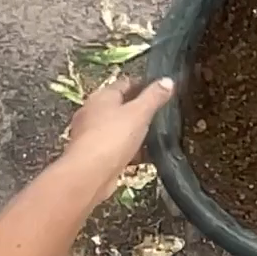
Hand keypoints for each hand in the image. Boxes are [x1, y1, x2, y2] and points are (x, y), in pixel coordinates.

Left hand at [64, 76, 175, 196]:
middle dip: (138, 109)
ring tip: (155, 135)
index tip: (161, 91)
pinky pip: (115, 147)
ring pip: (117, 127)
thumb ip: (154, 97)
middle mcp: (93, 112)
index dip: (143, 85)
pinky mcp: (93, 155)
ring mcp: (91, 134)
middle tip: (161, 113)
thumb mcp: (140, 113)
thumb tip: (168, 80)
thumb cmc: (113, 137)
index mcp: (102, 96)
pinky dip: (128, 149)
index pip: (125, 83)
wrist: (89, 175)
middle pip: (120, 105)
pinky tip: (142, 156)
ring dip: (133, 130)